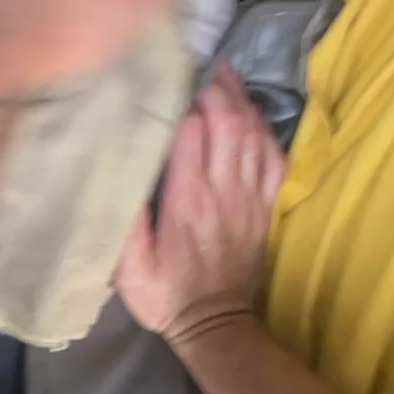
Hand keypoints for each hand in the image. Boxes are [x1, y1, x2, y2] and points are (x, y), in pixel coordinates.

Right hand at [117, 67, 285, 345]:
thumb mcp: (129, 270)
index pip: (191, 134)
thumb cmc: (165, 297)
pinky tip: (254, 116)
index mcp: (187, 202)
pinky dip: (266, 132)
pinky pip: (275, 160)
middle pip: (229, 125)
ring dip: (242, 103)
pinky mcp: (266, 208)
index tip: (171, 82)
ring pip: (254, 136)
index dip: (183, 103)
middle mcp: (223, 193)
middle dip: (218, 90)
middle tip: (205, 68)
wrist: (215, 325)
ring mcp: (250, 199)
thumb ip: (125, 222)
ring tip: (228, 77)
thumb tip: (119, 171)